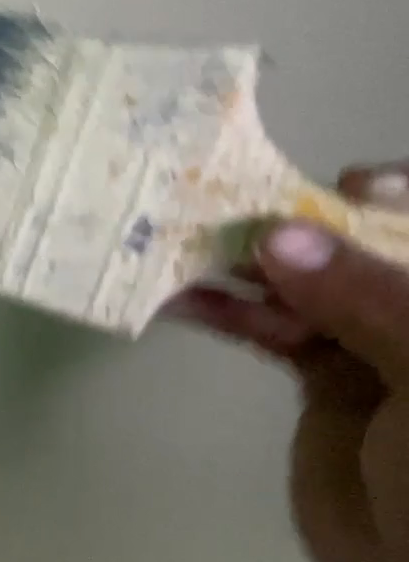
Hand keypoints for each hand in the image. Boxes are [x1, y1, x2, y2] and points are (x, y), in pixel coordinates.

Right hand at [173, 162, 408, 561]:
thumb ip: (370, 301)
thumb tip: (277, 238)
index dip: (398, 199)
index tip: (334, 186)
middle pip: (363, 251)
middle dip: (297, 230)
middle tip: (219, 210)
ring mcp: (381, 344)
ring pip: (309, 286)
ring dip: (246, 270)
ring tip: (175, 251)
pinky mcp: (326, 375)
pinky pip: (272, 328)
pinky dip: (227, 312)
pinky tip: (179, 300)